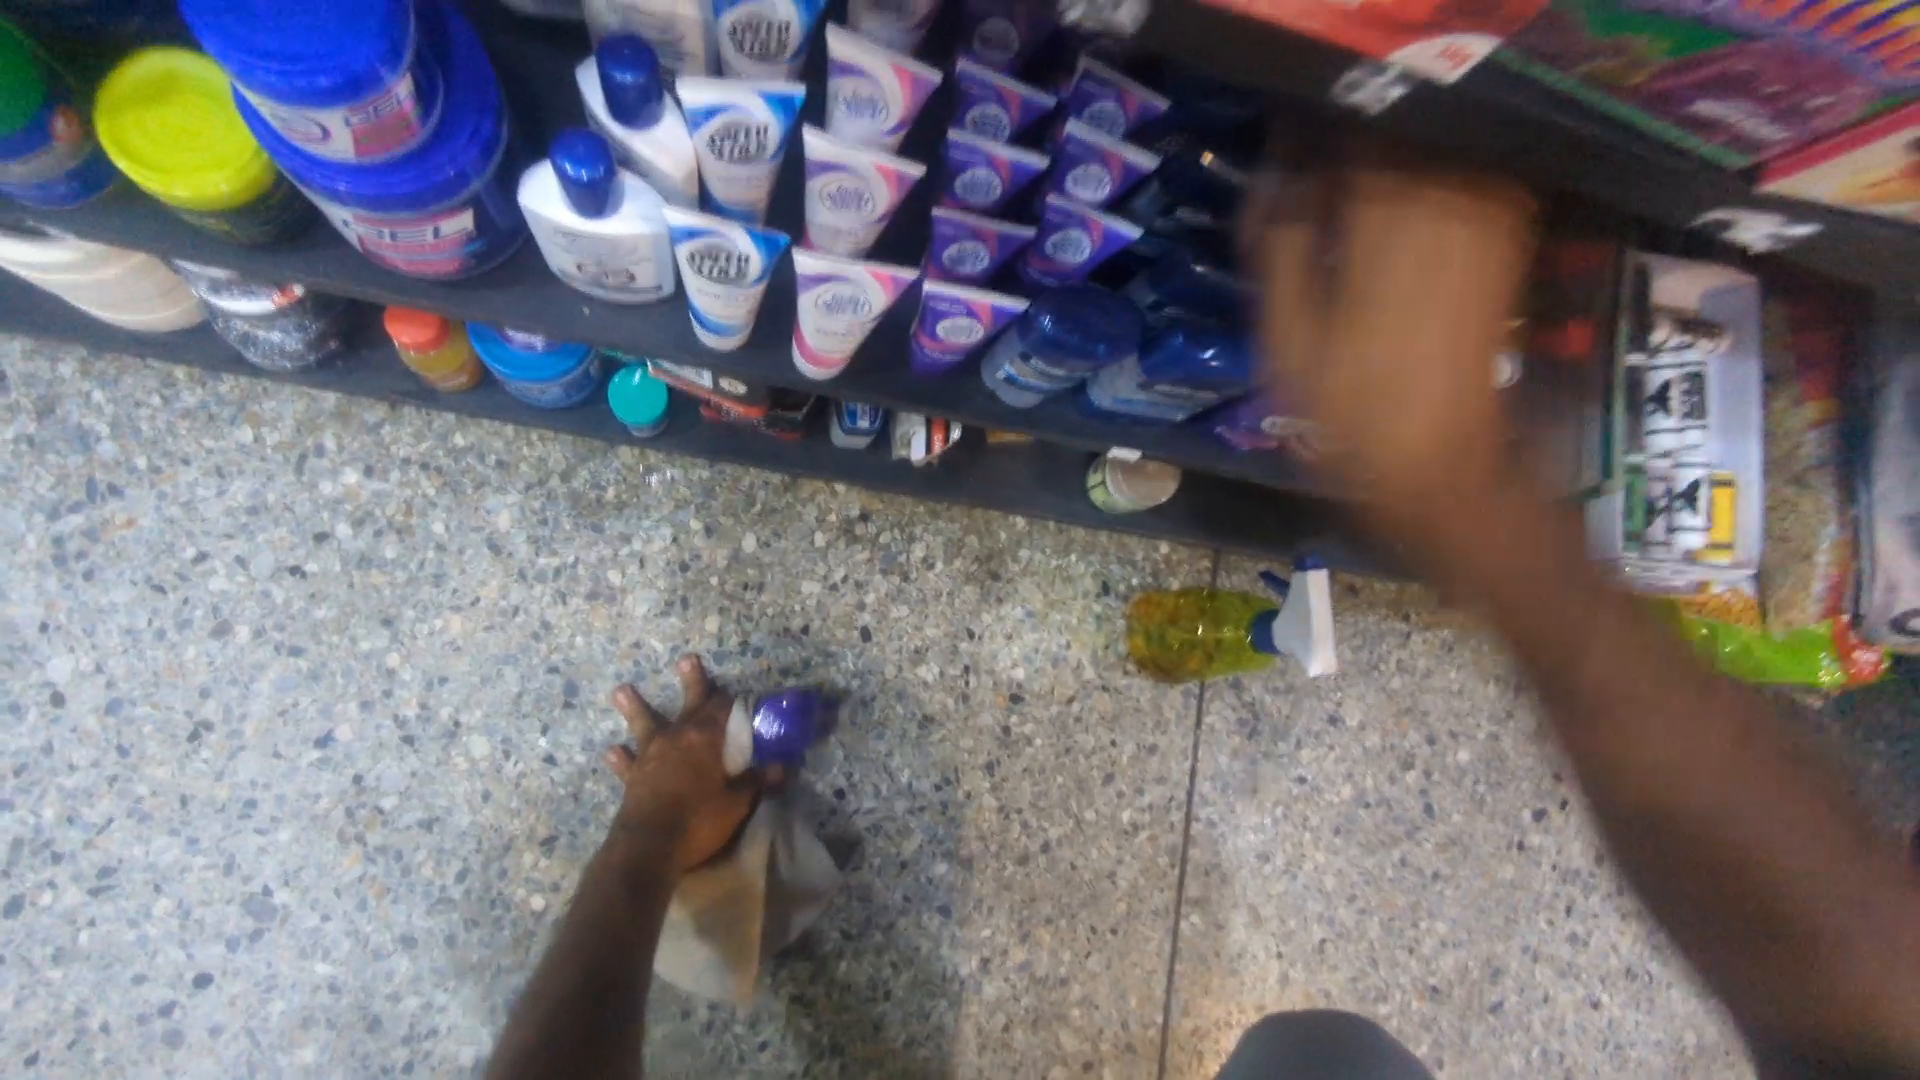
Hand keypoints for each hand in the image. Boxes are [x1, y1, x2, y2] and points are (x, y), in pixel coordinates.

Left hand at [604, 655, 763, 871]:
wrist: (649, 848)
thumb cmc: (699, 820)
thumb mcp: (737, 802)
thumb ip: (757, 782)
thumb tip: (782, 767)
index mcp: (706, 738)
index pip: (723, 708)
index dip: (732, 699)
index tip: (739, 690)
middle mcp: (678, 738)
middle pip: (689, 704)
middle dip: (692, 682)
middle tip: (687, 659)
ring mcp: (651, 756)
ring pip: (645, 724)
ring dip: (635, 707)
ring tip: (622, 689)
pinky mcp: (633, 778)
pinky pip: (627, 764)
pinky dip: (622, 758)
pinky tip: (613, 751)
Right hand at [1247, 151, 1538, 536]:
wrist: (1438, 468)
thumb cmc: (1346, 414)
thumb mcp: (1286, 340)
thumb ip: (1277, 252)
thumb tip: (1268, 185)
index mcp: (1380, 226)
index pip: (1345, 139)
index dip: (1311, 141)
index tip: (1282, 155)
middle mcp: (1443, 208)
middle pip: (1392, 137)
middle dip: (1349, 152)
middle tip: (1312, 182)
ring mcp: (1484, 225)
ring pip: (1430, 155)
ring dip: (1387, 167)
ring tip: (1349, 201)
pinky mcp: (1505, 248)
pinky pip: (1465, 185)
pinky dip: (1427, 189)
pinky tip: (1397, 224)